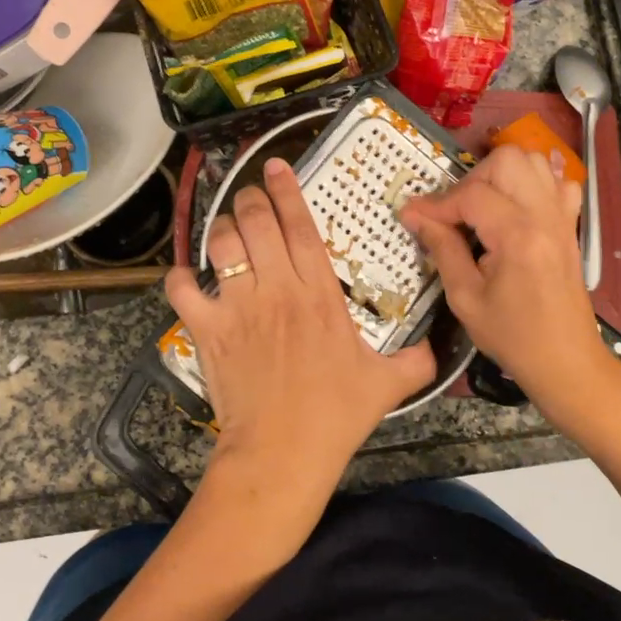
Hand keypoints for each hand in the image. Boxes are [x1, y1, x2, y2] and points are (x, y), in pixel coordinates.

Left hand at [169, 158, 436, 481]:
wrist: (282, 454)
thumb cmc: (335, 416)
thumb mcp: (388, 385)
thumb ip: (417, 360)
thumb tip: (439, 348)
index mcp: (320, 293)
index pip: (301, 226)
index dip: (286, 190)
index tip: (276, 166)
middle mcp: (278, 289)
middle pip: (256, 222)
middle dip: (249, 200)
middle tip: (250, 198)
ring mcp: (239, 307)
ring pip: (222, 244)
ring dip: (221, 230)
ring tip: (227, 232)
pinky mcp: (208, 330)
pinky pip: (183, 289)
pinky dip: (181, 278)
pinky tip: (188, 278)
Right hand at [399, 145, 604, 411]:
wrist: (566, 361)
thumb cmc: (513, 336)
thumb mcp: (465, 298)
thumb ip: (442, 248)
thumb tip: (415, 216)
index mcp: (518, 237)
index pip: (471, 195)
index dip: (436, 203)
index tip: (412, 215)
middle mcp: (545, 216)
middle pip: (507, 161)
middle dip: (472, 179)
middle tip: (455, 211)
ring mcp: (562, 217)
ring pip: (534, 161)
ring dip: (501, 174)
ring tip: (482, 205)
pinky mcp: (570, 225)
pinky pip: (559, 182)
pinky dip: (535, 181)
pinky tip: (516, 202)